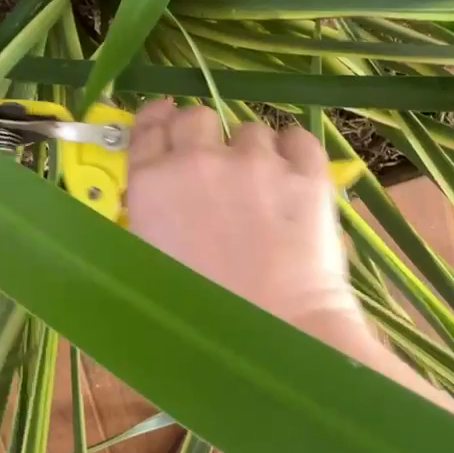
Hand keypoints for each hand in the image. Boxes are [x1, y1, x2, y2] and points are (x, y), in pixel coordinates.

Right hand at [124, 101, 360, 335]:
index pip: (146, 128)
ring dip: (249, 150)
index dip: (154, 118)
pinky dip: (293, 153)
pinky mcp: (308, 173)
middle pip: (196, 117)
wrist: (275, 335)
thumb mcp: (147, 271)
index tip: (162, 117)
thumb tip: (155, 207)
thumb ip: (146, 225)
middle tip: (209, 163)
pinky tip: (292, 178)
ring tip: (259, 186)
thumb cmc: (198, 319)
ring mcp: (256, 163)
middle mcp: (199, 161)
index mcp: (152, 186)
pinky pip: (297, 138)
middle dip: (200, 133)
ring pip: (250, 130)